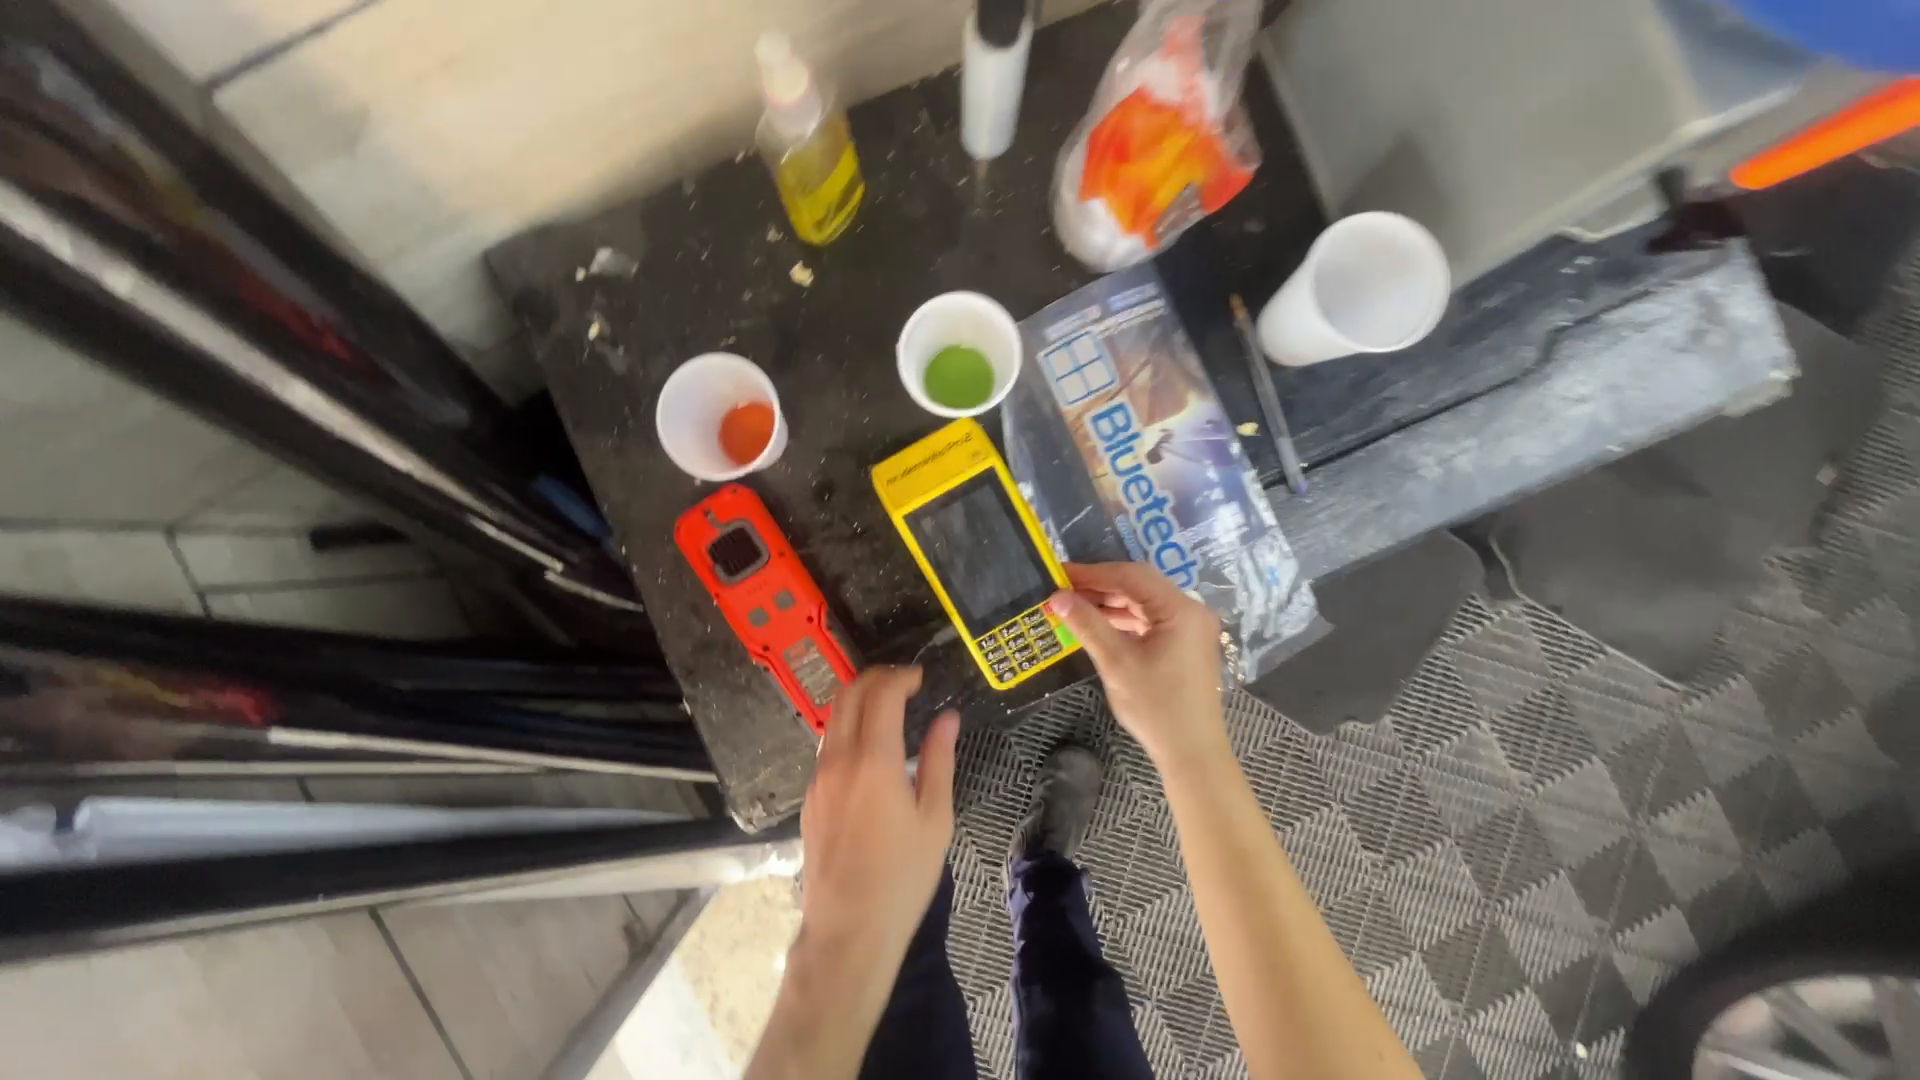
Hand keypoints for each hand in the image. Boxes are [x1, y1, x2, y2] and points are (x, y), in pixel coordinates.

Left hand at [797, 666, 959, 960]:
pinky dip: (848, 730)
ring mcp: (818, 779)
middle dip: (876, 678)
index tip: (921, 677)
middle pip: (848, 695)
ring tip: (889, 709)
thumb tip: (947, 718)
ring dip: (859, 701)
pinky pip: (827, 747)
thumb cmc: (902, 877)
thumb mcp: (935, 819)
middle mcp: (838, 761)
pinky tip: (870, 750)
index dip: (901, 676)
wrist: (848, 929)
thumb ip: (939, 760)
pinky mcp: (810, 798)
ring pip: (833, 719)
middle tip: (904, 682)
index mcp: (874, 761)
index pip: (881, 694)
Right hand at [1047, 561, 1229, 769]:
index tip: (1059, 574)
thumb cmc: (1156, 707)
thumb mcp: (1117, 663)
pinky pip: (1150, 621)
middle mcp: (1190, 611)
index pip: (1132, 576)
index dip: (1093, 573)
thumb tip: (1056, 597)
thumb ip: (1087, 624)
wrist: (1191, 752)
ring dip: (1110, 603)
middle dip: (1100, 586)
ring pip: (1143, 603)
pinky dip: (1123, 620)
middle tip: (1062, 590)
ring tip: (1073, 607)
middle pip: (1139, 586)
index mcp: (1181, 609)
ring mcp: (1189, 628)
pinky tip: (1097, 623)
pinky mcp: (1184, 644)